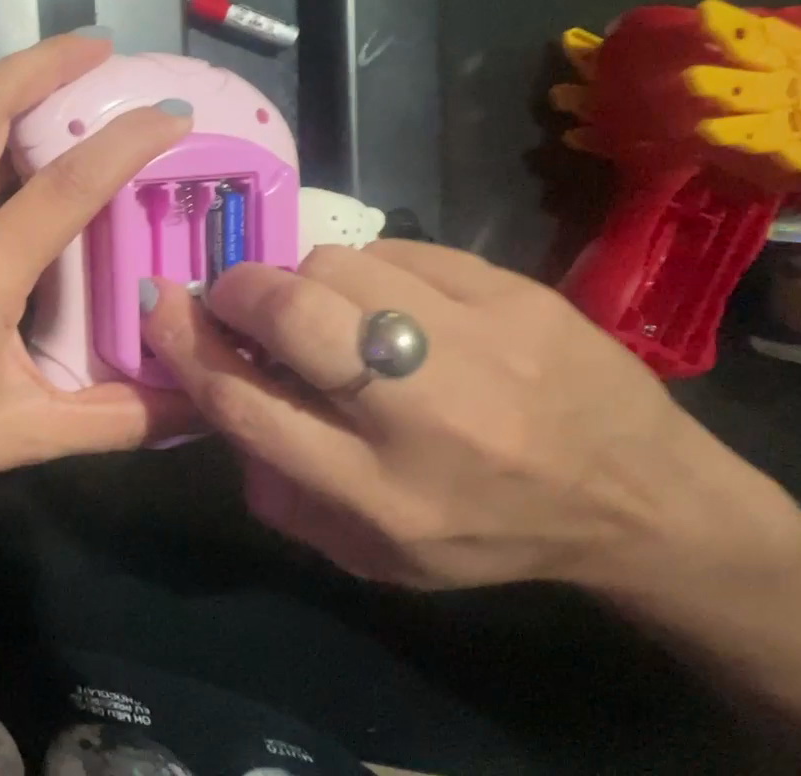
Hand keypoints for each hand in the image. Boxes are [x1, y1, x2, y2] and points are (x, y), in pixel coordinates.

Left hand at [0, 33, 198, 497]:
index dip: (119, 145)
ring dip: (11, 80)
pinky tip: (23, 126)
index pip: (58, 190)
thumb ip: (122, 418)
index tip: (170, 116)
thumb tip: (202, 403)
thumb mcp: (29, 435)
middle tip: (101, 47)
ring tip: (70, 68)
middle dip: (41, 63)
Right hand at [141, 241, 785, 589]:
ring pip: (336, 266)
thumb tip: (210, 389)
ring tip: (322, 308)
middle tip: (235, 299)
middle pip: (290, 317)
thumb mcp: (368, 551)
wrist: (644, 499)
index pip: (246, 402)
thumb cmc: (482, 531)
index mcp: (378, 493)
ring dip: (302, 280)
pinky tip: (386, 300)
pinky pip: (396, 249)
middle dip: (238, 292)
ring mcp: (480, 344)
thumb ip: (277, 487)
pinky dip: (365, 269)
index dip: (185, 344)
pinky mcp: (517, 294)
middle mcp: (425, 416)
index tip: (156, 302)